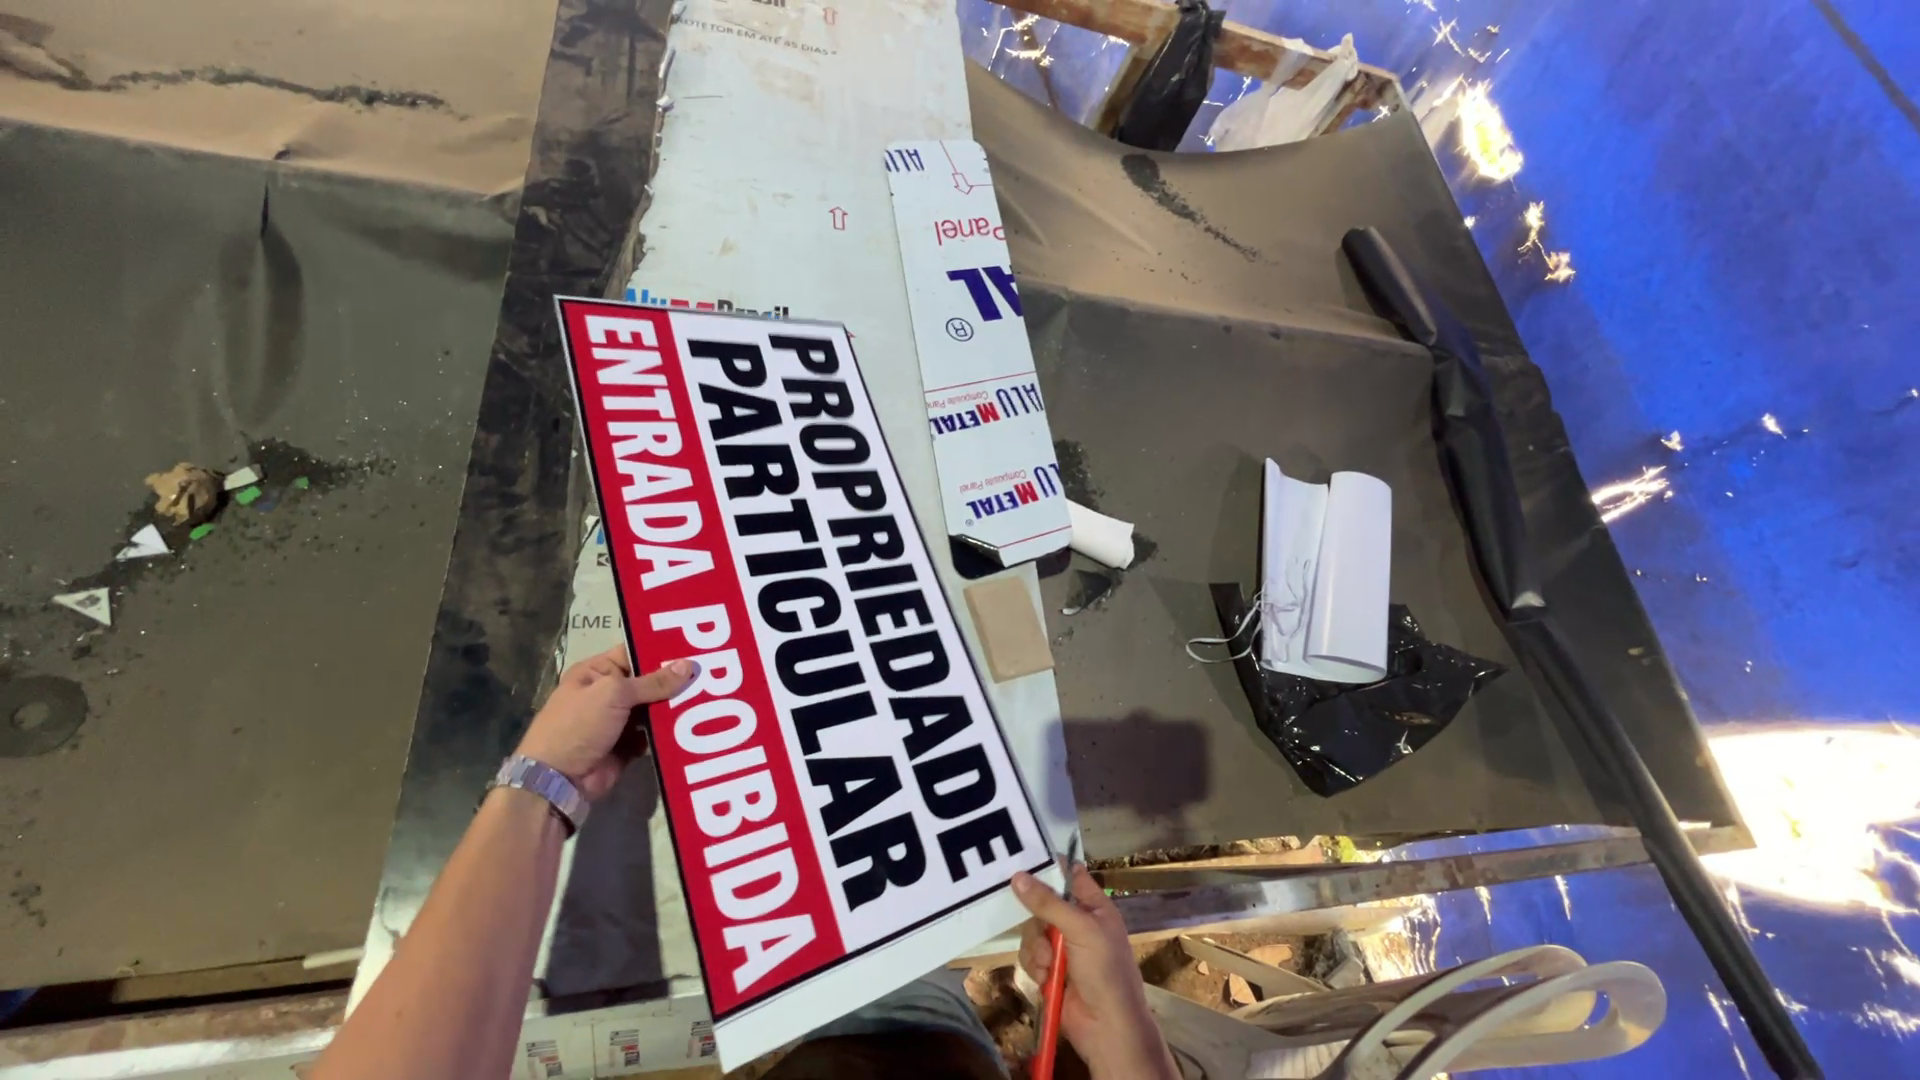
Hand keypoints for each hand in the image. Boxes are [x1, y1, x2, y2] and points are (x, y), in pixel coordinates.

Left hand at [515, 646, 696, 800]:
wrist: (558, 781)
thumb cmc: (578, 725)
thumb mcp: (614, 694)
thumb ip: (653, 681)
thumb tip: (689, 664)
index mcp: (597, 673)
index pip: (634, 653)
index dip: (662, 650)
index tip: (696, 647)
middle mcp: (609, 694)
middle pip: (650, 681)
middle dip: (676, 680)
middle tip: (712, 673)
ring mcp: (619, 721)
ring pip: (656, 708)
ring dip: (677, 706)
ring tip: (711, 697)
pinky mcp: (629, 746)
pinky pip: (656, 733)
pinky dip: (672, 731)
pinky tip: (697, 725)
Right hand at [1013, 865, 1178, 1079]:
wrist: (1107, 1029)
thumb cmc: (1104, 971)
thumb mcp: (1080, 929)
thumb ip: (1048, 903)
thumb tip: (1017, 876)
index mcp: (1095, 906)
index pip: (1070, 875)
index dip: (1049, 868)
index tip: (1023, 864)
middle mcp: (1078, 923)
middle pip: (1043, 904)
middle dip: (1038, 921)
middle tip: (1041, 931)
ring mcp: (1064, 948)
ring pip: (1033, 932)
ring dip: (1036, 949)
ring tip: (1047, 965)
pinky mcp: (1050, 970)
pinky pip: (1030, 956)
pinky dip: (1034, 966)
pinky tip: (1044, 979)